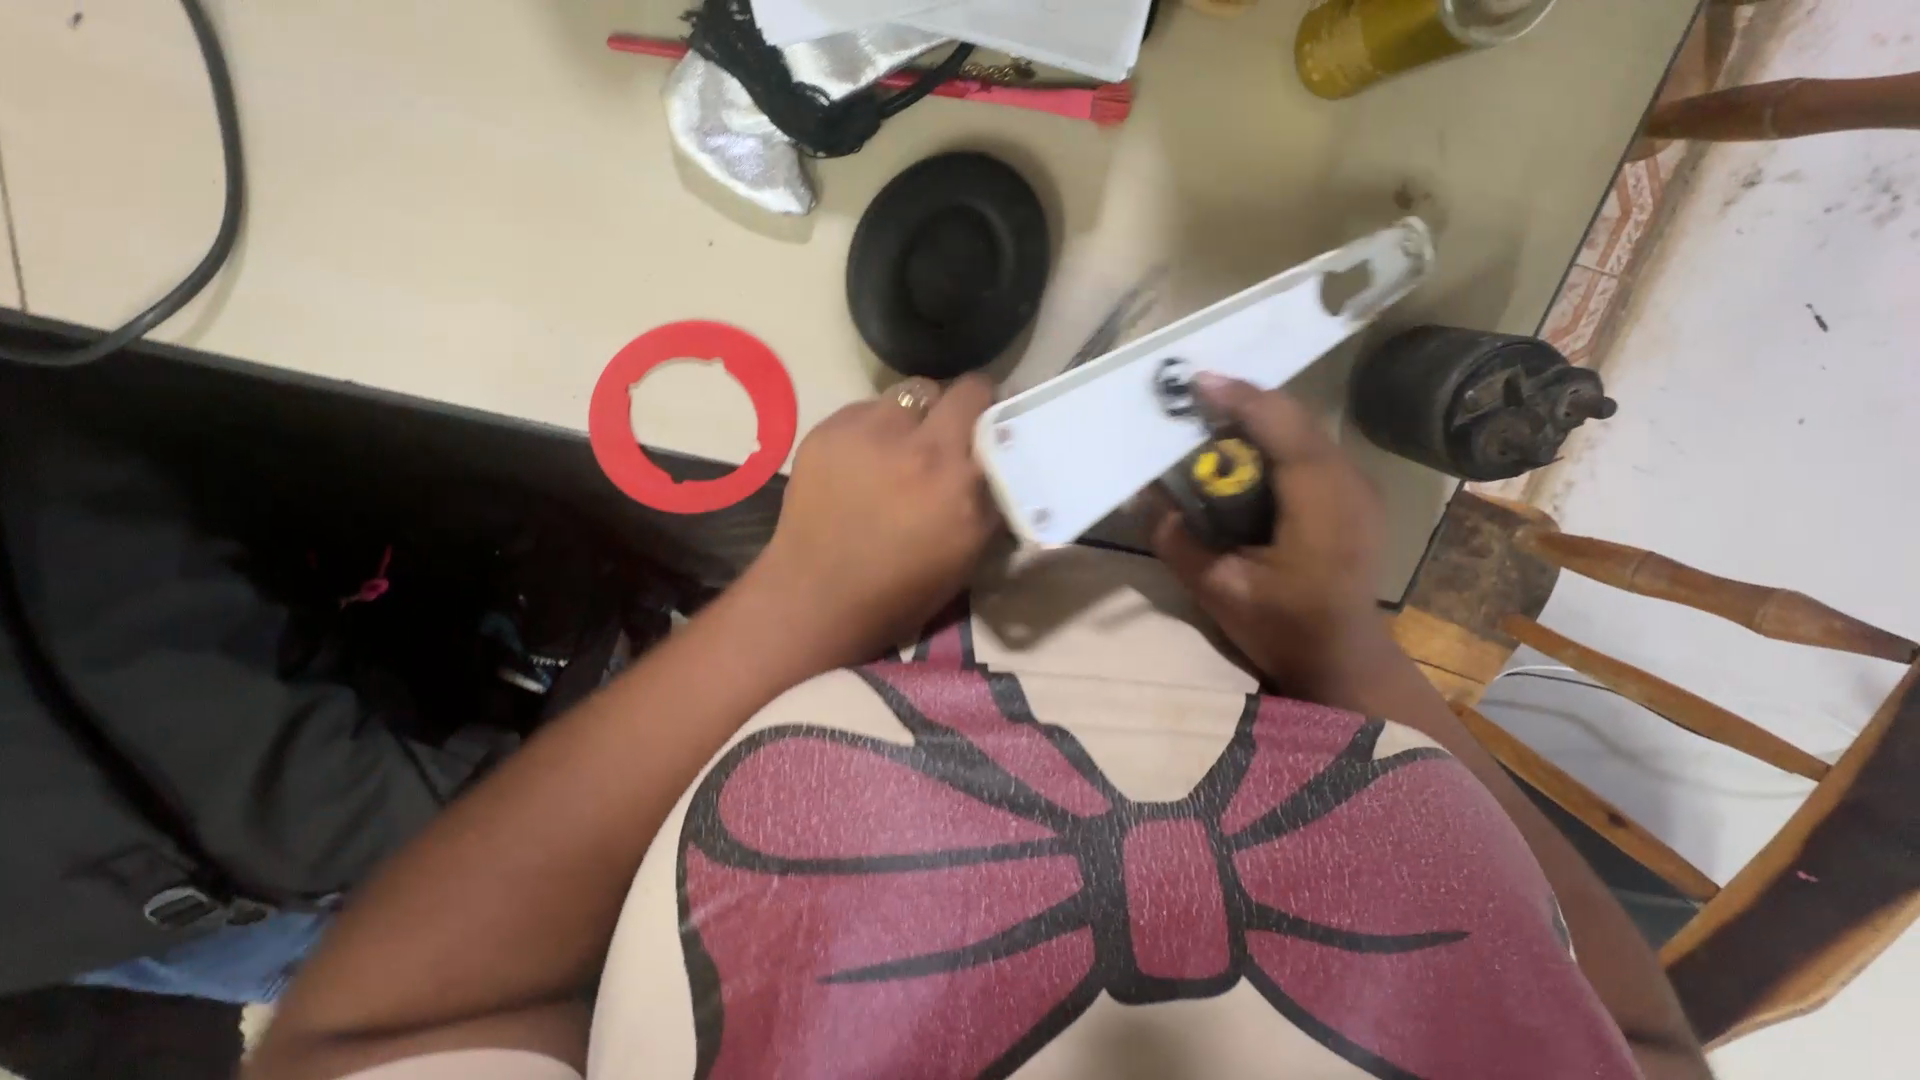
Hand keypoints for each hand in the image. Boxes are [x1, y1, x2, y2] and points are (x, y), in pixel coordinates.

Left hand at [745, 375, 1002, 670]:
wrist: (818, 598)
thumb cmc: (902, 589)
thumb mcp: (969, 550)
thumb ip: (987, 495)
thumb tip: (997, 460)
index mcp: (960, 479)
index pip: (996, 416)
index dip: (995, 416)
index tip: (991, 428)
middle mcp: (920, 445)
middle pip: (960, 390)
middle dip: (962, 406)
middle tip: (951, 432)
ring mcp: (869, 432)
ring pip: (910, 393)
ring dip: (916, 415)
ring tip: (902, 445)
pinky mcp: (829, 430)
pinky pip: (865, 408)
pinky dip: (872, 427)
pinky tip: (861, 460)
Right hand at [1152, 375, 1391, 695]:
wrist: (1342, 660)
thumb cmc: (1281, 629)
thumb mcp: (1217, 590)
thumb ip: (1176, 539)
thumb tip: (1142, 494)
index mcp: (1321, 506)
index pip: (1283, 429)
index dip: (1239, 399)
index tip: (1196, 383)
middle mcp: (1349, 484)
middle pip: (1296, 420)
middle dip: (1244, 403)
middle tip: (1193, 400)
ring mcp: (1359, 487)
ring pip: (1305, 430)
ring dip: (1259, 419)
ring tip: (1211, 419)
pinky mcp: (1355, 495)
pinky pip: (1312, 449)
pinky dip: (1275, 439)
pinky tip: (1244, 450)